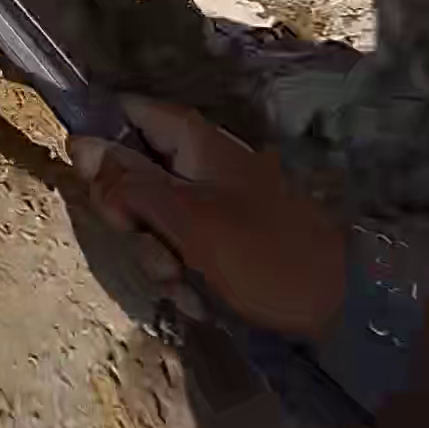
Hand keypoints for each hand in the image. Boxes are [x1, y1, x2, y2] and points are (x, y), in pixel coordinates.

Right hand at [70, 97, 345, 338]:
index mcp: (188, 136)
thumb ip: (126, 179)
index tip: (94, 183)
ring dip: (153, 252)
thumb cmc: (264, 255)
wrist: (351, 316)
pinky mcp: (218, 231)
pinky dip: (178, 269)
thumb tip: (76, 142)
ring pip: (146, 211)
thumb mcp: (184, 218)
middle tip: (143, 241)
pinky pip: (173, 239)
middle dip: (128, 215)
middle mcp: (193, 156)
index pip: (119, 111)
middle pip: (126, 167)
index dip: (97, 142)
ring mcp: (207, 195)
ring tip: (181, 283)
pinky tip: (197, 297)